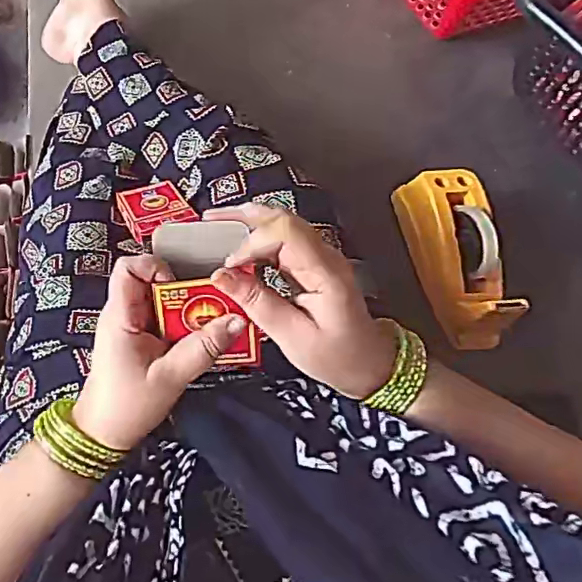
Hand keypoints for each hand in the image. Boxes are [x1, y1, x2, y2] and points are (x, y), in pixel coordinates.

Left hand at [70, 255, 244, 450]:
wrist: (103, 435)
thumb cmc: (126, 407)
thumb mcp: (169, 378)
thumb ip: (202, 349)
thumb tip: (235, 321)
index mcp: (120, 316)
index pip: (128, 267)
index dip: (155, 267)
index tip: (178, 287)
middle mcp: (122, 313)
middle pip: (152, 281)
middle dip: (182, 292)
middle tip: (206, 310)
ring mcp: (130, 325)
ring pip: (161, 300)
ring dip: (186, 310)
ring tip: (205, 327)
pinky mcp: (138, 338)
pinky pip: (163, 318)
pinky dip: (181, 324)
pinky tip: (195, 342)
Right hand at [204, 204, 394, 398]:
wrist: (372, 364)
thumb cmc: (338, 357)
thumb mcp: (292, 337)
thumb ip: (257, 303)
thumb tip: (222, 277)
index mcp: (325, 272)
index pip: (285, 234)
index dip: (251, 242)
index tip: (230, 265)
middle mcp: (325, 255)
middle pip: (283, 218)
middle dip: (243, 217)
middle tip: (209, 222)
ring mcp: (320, 255)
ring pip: (282, 223)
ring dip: (248, 222)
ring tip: (216, 224)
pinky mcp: (312, 261)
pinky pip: (283, 238)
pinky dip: (257, 236)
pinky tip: (238, 243)